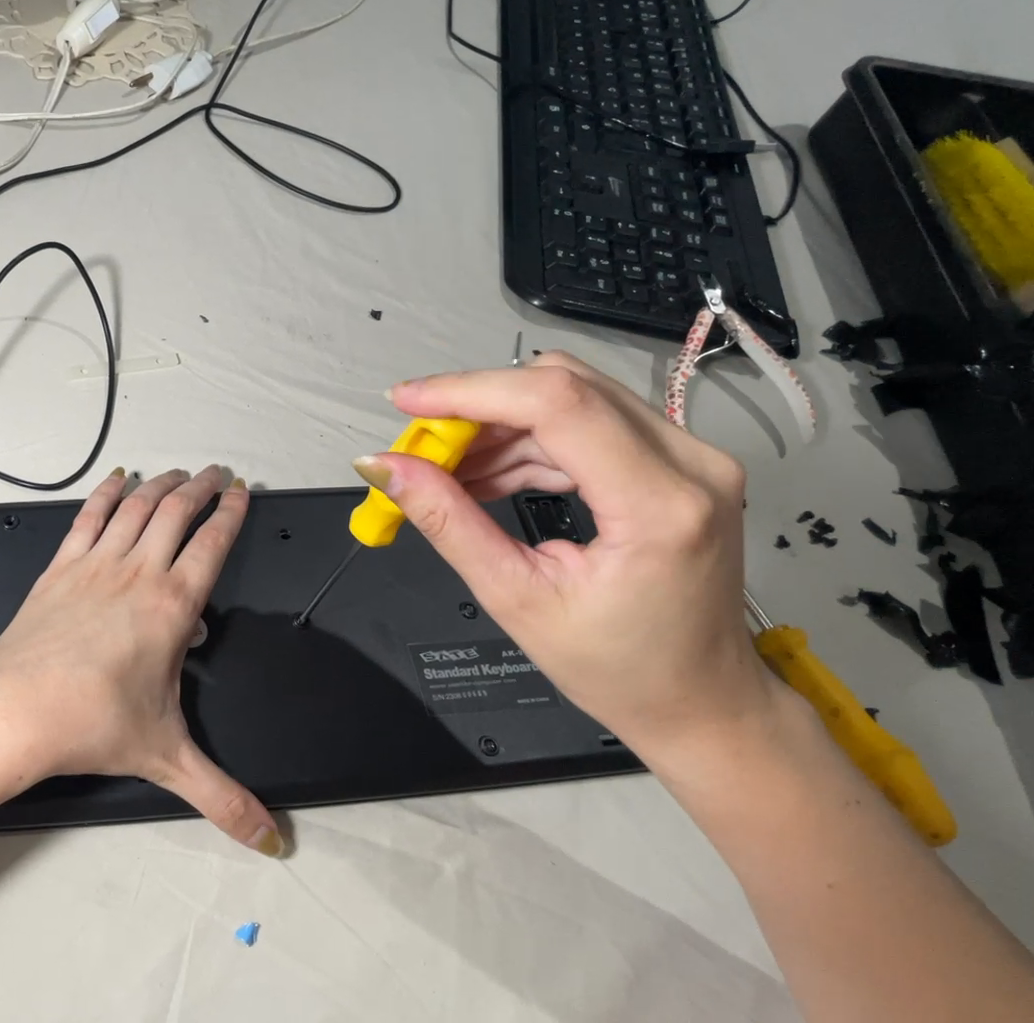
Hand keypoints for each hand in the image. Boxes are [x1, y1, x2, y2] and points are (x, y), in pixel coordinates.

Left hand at [0, 466, 284, 856]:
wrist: (14, 711)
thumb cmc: (88, 725)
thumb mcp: (166, 758)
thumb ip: (222, 796)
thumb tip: (267, 837)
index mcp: (171, 607)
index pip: (211, 544)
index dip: (230, 513)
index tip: (241, 492)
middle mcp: (135, 575)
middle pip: (175, 512)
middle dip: (200, 487)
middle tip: (216, 472)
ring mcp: (94, 567)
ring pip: (134, 508)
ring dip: (159, 484)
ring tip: (176, 471)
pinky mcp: (59, 570)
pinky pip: (87, 518)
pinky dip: (105, 494)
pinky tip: (114, 481)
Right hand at [350, 352, 774, 760]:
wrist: (700, 699)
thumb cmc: (618, 667)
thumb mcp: (514, 597)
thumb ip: (447, 522)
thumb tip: (386, 468)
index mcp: (658, 505)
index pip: (557, 404)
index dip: (470, 391)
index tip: (406, 403)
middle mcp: (690, 465)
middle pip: (563, 387)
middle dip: (478, 407)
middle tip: (423, 446)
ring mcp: (691, 458)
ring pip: (572, 399)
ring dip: (498, 427)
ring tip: (449, 474)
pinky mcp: (678, 463)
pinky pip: (588, 424)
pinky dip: (527, 443)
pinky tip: (489, 477)